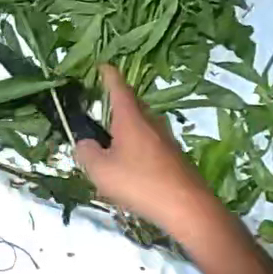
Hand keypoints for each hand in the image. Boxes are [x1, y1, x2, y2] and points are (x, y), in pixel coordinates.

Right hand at [75, 64, 224, 241]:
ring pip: (141, 126)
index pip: (118, 87)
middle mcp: (151, 123)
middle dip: (115, 104)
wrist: (187, 207)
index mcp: (131, 118)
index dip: (108, 75)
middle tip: (97, 111)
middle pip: (131, 106)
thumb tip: (85, 143)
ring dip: (125, 130)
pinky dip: (136, 148)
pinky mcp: (174, 158)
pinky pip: (149, 144)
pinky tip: (128, 170)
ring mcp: (166, 140)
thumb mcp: (100, 170)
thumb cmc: (140, 182)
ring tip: (109, 146)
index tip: (101, 66)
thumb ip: (86, 152)